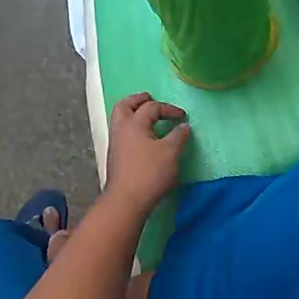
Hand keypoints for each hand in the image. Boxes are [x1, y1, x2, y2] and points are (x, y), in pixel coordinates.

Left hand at [103, 92, 190, 210]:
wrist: (126, 200)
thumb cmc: (150, 173)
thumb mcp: (171, 152)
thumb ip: (179, 135)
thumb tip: (183, 126)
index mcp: (133, 123)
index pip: (151, 107)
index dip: (169, 109)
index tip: (182, 116)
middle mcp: (120, 129)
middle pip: (124, 105)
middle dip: (137, 100)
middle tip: (149, 98)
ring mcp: (115, 143)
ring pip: (120, 119)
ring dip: (133, 113)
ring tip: (147, 116)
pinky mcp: (115, 156)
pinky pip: (122, 132)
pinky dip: (132, 127)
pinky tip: (143, 136)